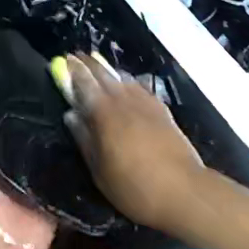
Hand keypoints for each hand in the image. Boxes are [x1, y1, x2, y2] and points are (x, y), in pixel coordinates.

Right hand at [62, 54, 208, 232]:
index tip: (64, 60)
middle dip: (89, 64)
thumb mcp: (100, 171)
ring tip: (100, 67)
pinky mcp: (161, 109)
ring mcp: (144, 102)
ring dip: (108, 70)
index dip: (73, 69)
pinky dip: (128, 82)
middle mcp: (123, 100)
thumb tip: (71, 115)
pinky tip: (127, 85)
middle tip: (78, 57)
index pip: (83, 82)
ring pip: (122, 78)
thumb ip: (84, 139)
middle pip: (103, 73)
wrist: (184, 191)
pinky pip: (139, 87)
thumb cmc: (135, 186)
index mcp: (103, 112)